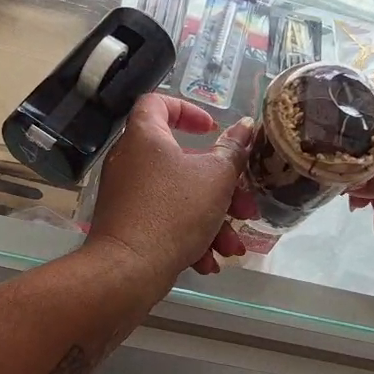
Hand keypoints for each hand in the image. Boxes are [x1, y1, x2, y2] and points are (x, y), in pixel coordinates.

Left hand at [87, 94, 257, 280]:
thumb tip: (246, 127)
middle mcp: (131, 160)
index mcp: (145, 136)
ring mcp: (127, 194)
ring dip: (212, 220)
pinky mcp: (127, 224)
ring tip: (232, 246)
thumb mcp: (216, 178)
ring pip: (178, 197)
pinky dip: (188, 236)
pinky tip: (208, 262)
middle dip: (221, 188)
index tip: (211, 130)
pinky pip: (163, 220)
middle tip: (244, 207)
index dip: (187, 109)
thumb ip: (233, 151)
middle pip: (182, 161)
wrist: (128, 270)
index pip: (158, 102)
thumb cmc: (173, 212)